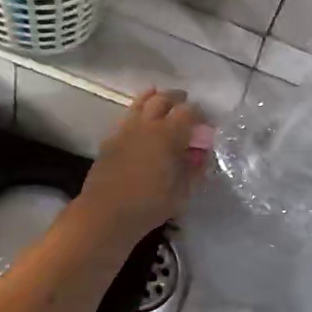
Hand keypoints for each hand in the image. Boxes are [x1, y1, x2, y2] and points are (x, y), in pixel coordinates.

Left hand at [75, 88, 205, 237]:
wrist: (106, 213)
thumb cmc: (150, 204)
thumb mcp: (183, 191)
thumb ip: (195, 168)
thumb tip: (201, 153)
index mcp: (169, 134)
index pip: (188, 111)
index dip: (200, 113)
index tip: (205, 121)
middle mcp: (147, 124)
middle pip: (163, 99)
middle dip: (177, 98)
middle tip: (185, 103)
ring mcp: (126, 129)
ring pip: (141, 102)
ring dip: (154, 97)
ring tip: (160, 98)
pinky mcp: (110, 138)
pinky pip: (127, 115)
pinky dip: (137, 110)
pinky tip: (141, 118)